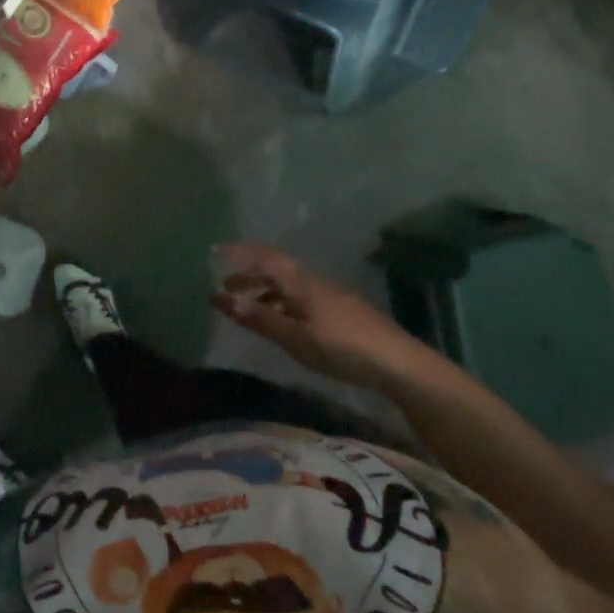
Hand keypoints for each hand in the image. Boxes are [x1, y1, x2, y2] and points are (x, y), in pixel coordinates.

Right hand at [209, 243, 430, 390]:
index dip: (239, 252)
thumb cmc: (342, 348)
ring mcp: (329, 294)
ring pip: (288, 284)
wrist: (398, 362)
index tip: (214, 250)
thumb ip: (259, 318)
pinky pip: (299, 296)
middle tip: (224, 286)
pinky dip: (280, 301)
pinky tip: (280, 320)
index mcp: (300, 282)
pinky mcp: (339, 309)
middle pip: (275, 268)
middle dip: (248, 274)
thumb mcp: (295, 337)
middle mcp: (313, 281)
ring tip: (245, 306)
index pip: (264, 257)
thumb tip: (220, 298)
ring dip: (263, 289)